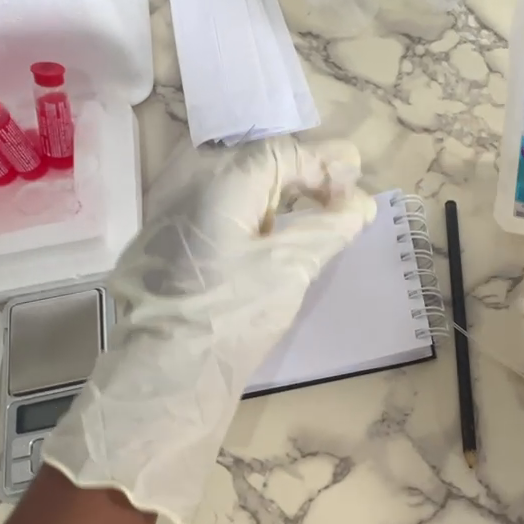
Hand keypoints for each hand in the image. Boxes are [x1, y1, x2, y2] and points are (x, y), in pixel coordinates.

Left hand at [43, 139, 375, 523]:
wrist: (165, 371)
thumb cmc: (232, 315)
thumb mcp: (292, 268)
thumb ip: (330, 227)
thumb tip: (359, 204)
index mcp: (222, 177)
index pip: (286, 151)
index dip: (327, 166)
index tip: (356, 198)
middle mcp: (190, 179)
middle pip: (258, 161)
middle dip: (303, 175)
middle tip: (338, 203)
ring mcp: (169, 208)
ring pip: (235, 182)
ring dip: (277, 194)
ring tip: (309, 219)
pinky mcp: (164, 238)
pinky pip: (215, 206)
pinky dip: (250, 212)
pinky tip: (266, 238)